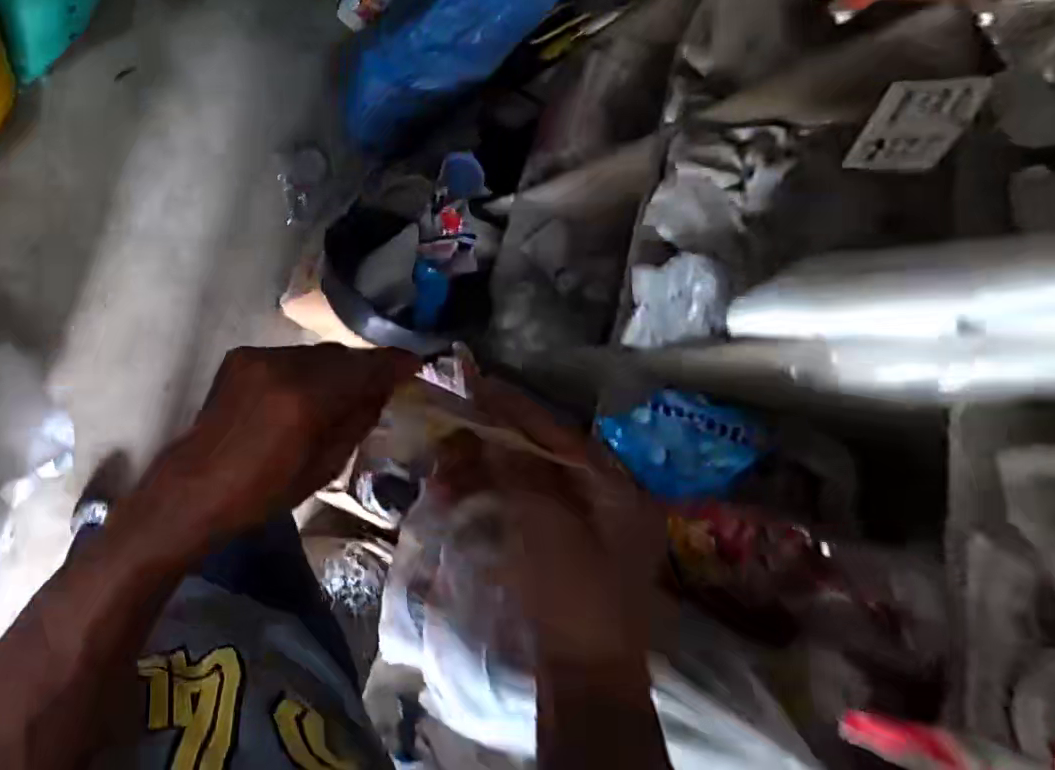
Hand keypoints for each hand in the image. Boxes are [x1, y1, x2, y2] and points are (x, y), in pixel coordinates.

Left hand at [133, 345, 419, 551]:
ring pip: (310, 354)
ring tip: (332, 394)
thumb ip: (356, 420)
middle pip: (338, 355)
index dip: (393, 364)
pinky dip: (298, 370)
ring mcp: (257, 357)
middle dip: (360, 368)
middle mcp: (283, 366)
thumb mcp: (323, 465)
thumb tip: (381, 390)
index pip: (364, 369)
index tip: (413, 363)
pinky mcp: (239, 356)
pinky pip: (284, 356)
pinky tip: (295, 395)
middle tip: (376, 386)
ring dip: (328, 369)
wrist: (198, 482)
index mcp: (307, 399)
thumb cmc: (264, 490)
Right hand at [442, 361, 665, 669]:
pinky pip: (515, 501)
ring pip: (520, 474)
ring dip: (478, 465)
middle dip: (487, 434)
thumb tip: (488, 425)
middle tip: (448, 417)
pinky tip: (452, 490)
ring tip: (441, 462)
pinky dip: (484, 491)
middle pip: (535, 448)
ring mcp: (580, 522)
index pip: (553, 429)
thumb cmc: (573, 596)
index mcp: (613, 487)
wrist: (584, 677)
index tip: (470, 376)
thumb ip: (517, 469)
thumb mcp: (545, 526)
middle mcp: (602, 496)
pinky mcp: (555, 541)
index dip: (509, 402)